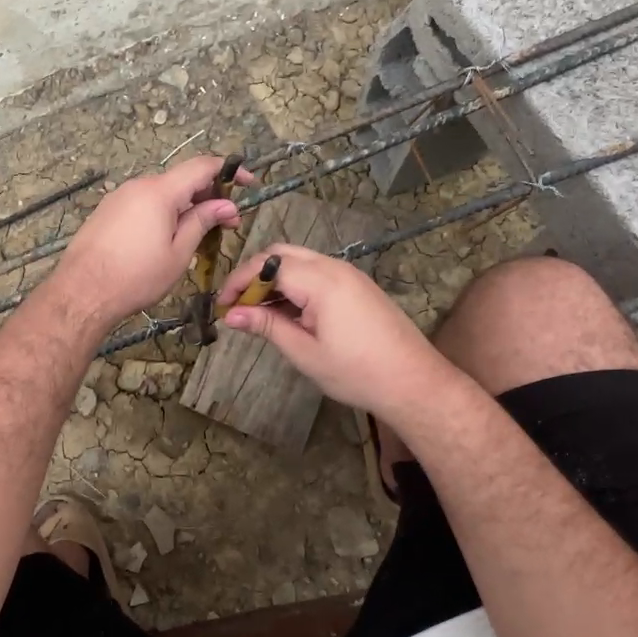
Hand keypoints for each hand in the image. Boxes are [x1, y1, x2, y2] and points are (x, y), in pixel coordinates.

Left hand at [48, 156, 252, 329]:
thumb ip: (203, 222)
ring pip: (162, 193)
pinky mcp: (107, 211)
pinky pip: (143, 203)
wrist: (82, 292)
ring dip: (186, 206)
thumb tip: (226, 205)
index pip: (202, 166)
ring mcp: (119, 197)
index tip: (249, 184)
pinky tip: (168, 238)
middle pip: (182, 179)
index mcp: (159, 191)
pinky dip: (163, 212)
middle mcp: (138, 186)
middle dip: (209, 196)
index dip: (229, 171)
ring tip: (199, 235)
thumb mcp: (179, 252)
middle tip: (228, 223)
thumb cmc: (136, 276)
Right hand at [217, 244, 446, 414]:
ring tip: (259, 312)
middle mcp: (334, 267)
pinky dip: (295, 284)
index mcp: (320, 281)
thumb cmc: (356, 372)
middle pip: (281, 253)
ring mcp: (349, 274)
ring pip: (299, 260)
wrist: (415, 382)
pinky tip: (288, 313)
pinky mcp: (358, 285)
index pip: (267, 265)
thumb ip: (267, 326)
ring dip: (274, 278)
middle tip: (238, 304)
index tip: (222, 305)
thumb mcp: (305, 352)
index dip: (239, 281)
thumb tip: (231, 315)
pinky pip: (317, 272)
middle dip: (254, 274)